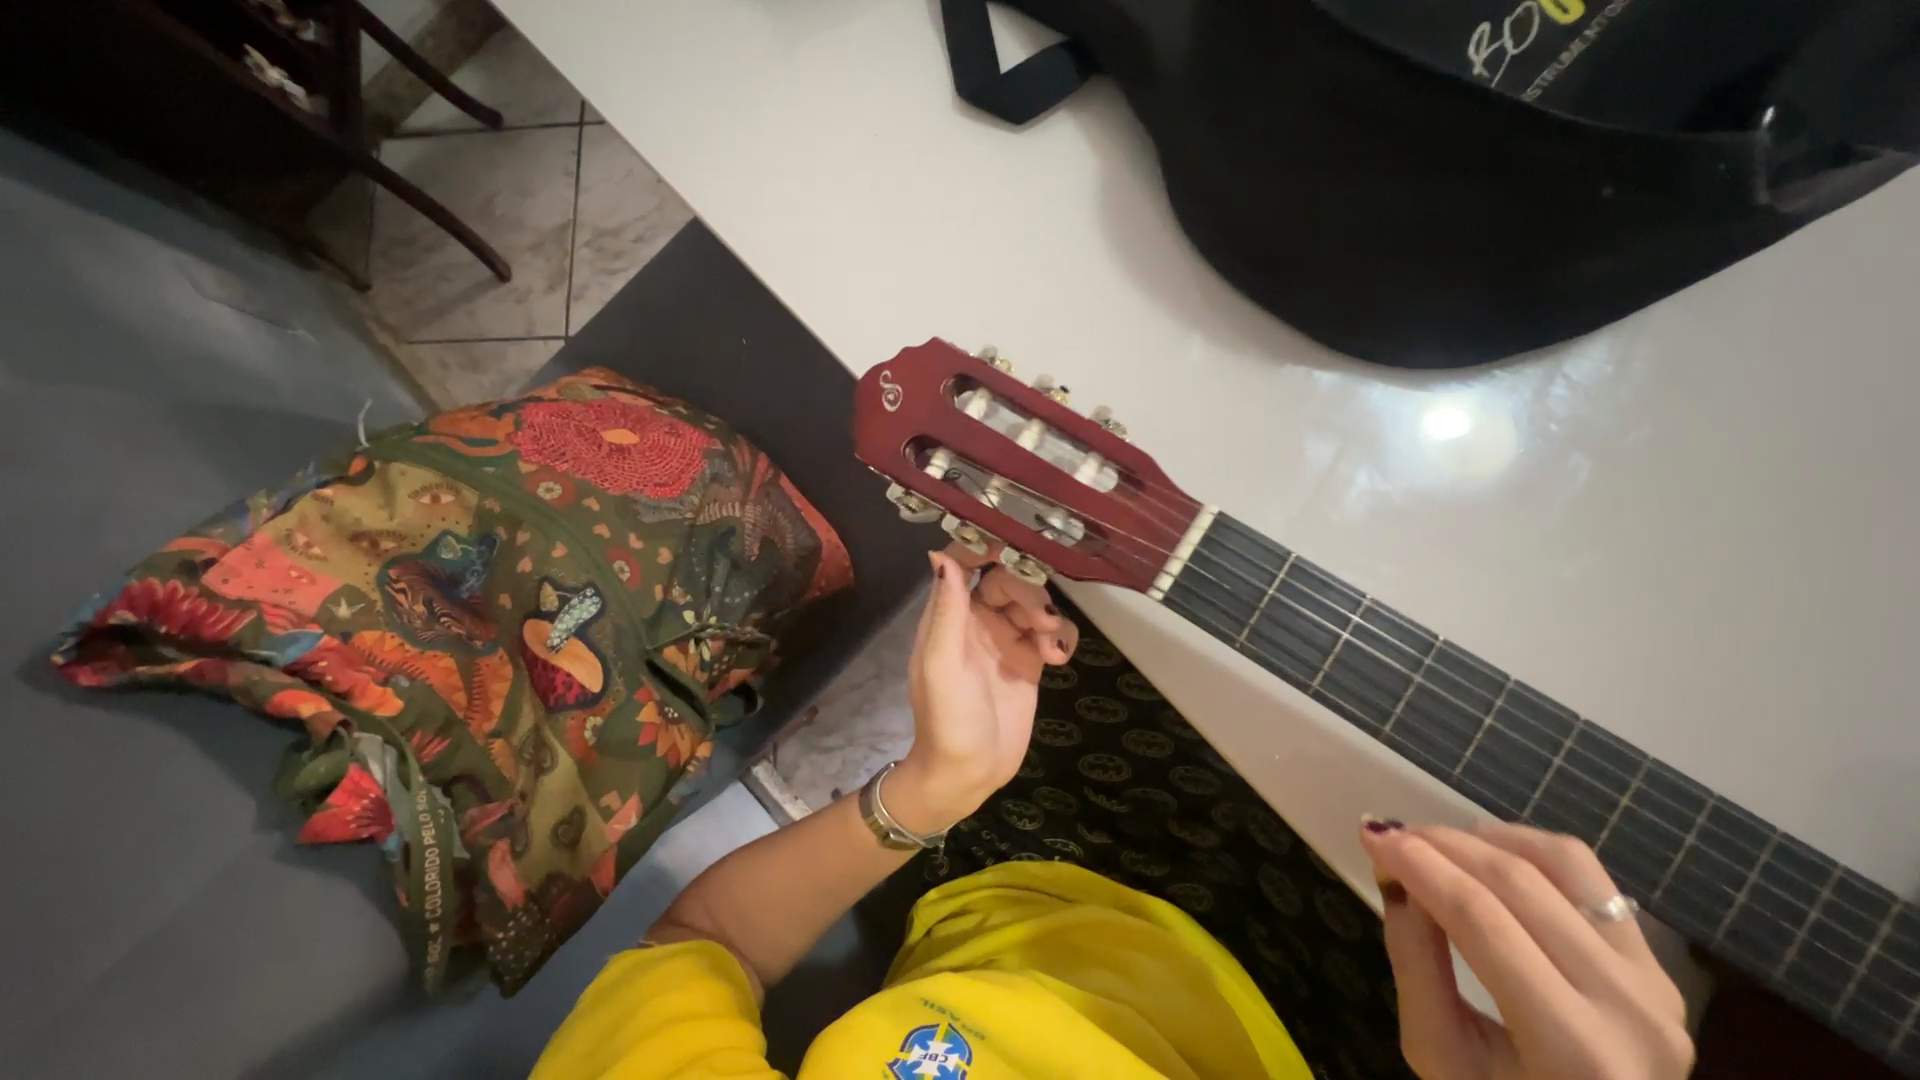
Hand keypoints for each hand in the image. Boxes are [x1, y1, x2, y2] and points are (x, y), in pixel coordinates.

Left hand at [888, 547, 1077, 832]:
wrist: (968, 773)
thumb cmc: (947, 719)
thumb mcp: (942, 664)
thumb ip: (946, 611)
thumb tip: (942, 555)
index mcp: (948, 616)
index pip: (963, 564)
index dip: (984, 549)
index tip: (1013, 547)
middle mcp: (976, 621)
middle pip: (1007, 580)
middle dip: (1028, 591)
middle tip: (1041, 621)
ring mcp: (1006, 640)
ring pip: (1034, 603)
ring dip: (1048, 615)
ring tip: (1050, 645)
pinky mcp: (1030, 662)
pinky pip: (1053, 633)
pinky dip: (1061, 639)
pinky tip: (1057, 660)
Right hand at [1361, 821, 1693, 1079]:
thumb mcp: (1439, 1053)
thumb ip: (1416, 964)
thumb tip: (1399, 881)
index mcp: (1575, 1049)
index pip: (1482, 921)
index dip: (1420, 866)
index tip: (1371, 837)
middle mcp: (1629, 1006)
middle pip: (1518, 884)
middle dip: (1441, 846)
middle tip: (1390, 838)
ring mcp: (1654, 982)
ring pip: (1562, 863)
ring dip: (1486, 839)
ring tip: (1437, 847)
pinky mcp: (1658, 965)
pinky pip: (1590, 878)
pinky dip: (1530, 849)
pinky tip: (1488, 855)